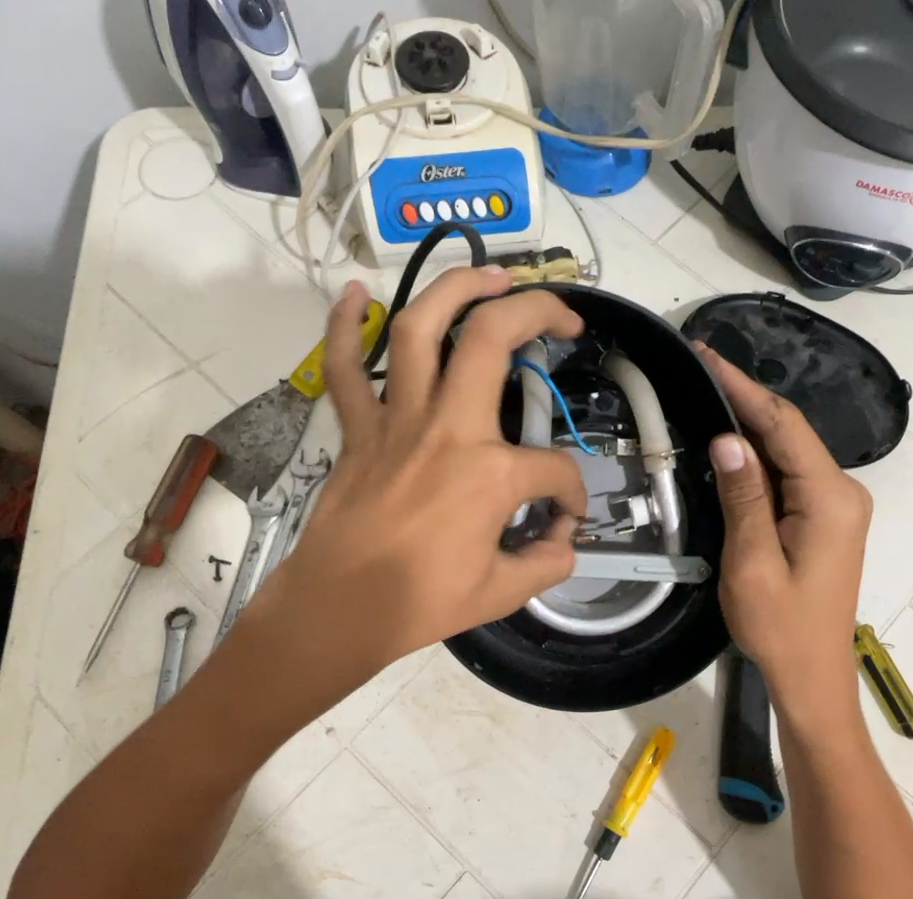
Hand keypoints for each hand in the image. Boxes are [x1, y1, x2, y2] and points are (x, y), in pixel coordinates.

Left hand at [253, 271, 587, 666]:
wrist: (340, 609)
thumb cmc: (421, 603)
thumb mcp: (503, 593)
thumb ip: (547, 563)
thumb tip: (563, 540)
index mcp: (490, 475)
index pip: (554, 469)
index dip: (572, 494)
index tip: (566, 518)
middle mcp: (447, 429)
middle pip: (492, 339)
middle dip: (537, 312)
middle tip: (563, 317)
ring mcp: (396, 421)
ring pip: (418, 328)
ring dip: (454, 288)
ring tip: (488, 274)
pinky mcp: (357, 429)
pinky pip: (344, 366)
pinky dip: (344, 325)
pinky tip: (355, 292)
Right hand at [695, 341, 871, 697]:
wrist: (812, 675)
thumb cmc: (780, 628)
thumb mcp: (752, 564)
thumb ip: (744, 498)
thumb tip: (728, 439)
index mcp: (830, 499)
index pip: (784, 426)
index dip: (744, 388)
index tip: (708, 356)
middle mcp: (842, 493)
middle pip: (789, 433)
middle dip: (744, 400)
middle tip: (698, 370)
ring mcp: (837, 506)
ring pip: (788, 452)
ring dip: (749, 427)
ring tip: (706, 396)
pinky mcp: (825, 520)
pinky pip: (790, 475)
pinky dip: (759, 458)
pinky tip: (730, 445)